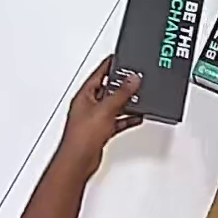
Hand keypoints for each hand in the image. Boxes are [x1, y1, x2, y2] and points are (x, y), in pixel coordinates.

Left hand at [54, 57, 142, 176]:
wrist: (79, 161)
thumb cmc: (81, 136)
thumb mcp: (105, 109)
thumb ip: (121, 93)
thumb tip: (132, 79)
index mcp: (84, 95)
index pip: (98, 73)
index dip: (109, 64)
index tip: (119, 56)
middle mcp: (88, 105)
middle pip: (107, 89)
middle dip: (121, 83)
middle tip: (134, 77)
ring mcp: (95, 118)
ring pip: (113, 104)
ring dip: (126, 101)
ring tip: (139, 96)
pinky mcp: (101, 130)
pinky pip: (117, 119)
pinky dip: (127, 117)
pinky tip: (136, 116)